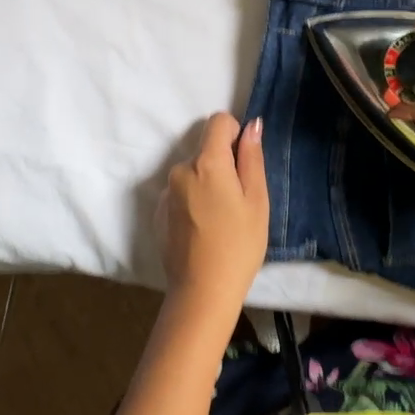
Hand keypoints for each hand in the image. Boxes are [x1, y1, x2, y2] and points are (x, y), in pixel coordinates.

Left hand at [158, 112, 267, 307]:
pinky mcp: (158, 213)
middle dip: (222, 165)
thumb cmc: (239, 245)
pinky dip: (192, 202)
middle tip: (237, 201)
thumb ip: (252, 157)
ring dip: (206, 184)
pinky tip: (203, 231)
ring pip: (192, 173)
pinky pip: (180, 193)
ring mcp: (165, 192)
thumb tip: (252, 125)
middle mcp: (180, 169)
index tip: (243, 164)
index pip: (217, 122)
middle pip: (205, 150)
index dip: (235, 134)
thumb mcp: (257, 200)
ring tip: (221, 220)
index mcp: (206, 162)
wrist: (203, 293)